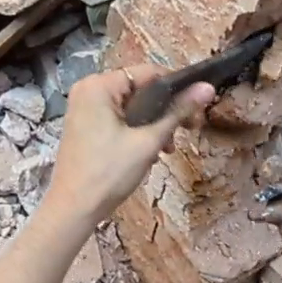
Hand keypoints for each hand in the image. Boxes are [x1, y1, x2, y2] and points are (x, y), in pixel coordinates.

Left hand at [43, 67, 214, 227]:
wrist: (73, 209)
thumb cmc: (109, 173)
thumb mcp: (148, 141)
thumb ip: (178, 111)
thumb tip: (208, 88)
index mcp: (99, 85)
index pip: (149, 73)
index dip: (177, 89)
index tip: (196, 110)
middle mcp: (88, 89)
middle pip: (140, 90)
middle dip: (164, 111)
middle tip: (186, 132)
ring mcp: (83, 108)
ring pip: (130, 107)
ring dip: (152, 125)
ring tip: (166, 149)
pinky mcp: (84, 125)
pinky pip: (117, 119)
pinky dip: (135, 131)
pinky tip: (148, 152)